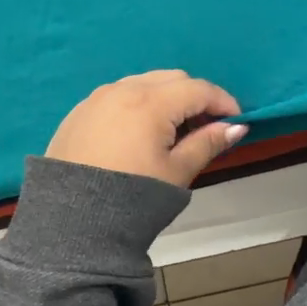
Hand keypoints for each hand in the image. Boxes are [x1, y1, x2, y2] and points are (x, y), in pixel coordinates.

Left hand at [43, 70, 246, 187]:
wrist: (69, 226)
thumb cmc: (132, 197)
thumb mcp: (178, 172)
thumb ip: (208, 143)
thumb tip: (237, 126)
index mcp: (151, 102)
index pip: (199, 89)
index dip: (224, 103)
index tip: (237, 121)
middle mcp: (124, 89)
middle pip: (173, 79)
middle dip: (195, 97)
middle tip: (205, 128)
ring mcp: (97, 99)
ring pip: (145, 83)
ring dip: (166, 98)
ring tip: (173, 132)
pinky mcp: (79, 113)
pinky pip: (119, 96)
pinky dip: (139, 105)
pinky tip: (140, 134)